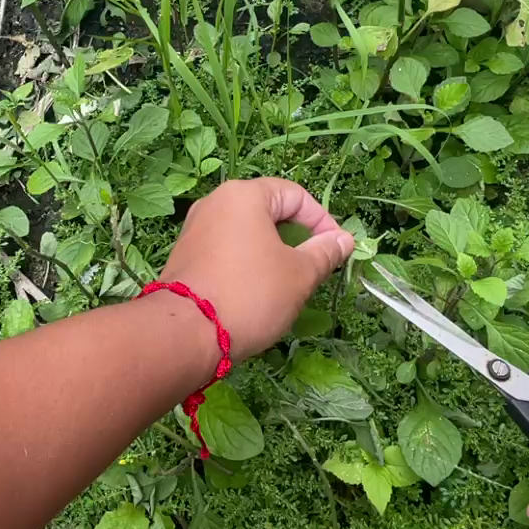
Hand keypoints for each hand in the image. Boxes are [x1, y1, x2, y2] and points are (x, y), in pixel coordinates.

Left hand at [158, 178, 352, 361]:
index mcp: (243, 195)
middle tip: (314, 266)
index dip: (322, 221)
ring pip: (246, 231)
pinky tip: (255, 291)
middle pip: (268, 210)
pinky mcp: (185, 254)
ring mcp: (195, 228)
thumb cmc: (250, 294)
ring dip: (272, 251)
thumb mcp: (299, 274)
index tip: (337, 249)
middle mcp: (215, 202)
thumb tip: (343, 239)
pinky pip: (225, 248)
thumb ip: (324, 252)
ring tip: (287, 282)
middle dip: (296, 236)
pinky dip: (246, 262)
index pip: (295, 195)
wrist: (185, 332)